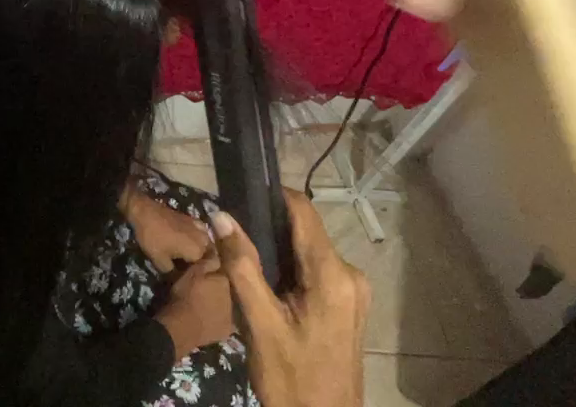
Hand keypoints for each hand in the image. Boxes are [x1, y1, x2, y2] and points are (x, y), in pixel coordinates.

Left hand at [124, 190, 212, 272]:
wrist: (144, 210)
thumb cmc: (153, 237)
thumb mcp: (160, 262)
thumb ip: (174, 275)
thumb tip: (180, 281)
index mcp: (199, 252)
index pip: (206, 271)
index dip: (198, 277)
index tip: (189, 280)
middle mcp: (205, 239)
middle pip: (209, 257)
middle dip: (202, 265)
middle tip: (189, 270)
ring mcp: (200, 227)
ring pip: (207, 245)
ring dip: (202, 252)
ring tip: (190, 259)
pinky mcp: (194, 220)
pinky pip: (202, 234)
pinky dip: (199, 240)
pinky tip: (190, 244)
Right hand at [155, 256, 236, 361]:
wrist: (181, 327)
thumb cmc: (185, 295)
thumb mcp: (192, 272)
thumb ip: (207, 261)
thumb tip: (217, 252)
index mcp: (224, 281)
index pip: (222, 272)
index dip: (212, 273)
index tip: (203, 275)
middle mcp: (232, 297)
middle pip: (225, 289)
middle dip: (217, 288)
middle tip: (203, 290)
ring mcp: (231, 316)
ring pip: (225, 305)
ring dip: (218, 304)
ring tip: (204, 305)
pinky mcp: (227, 331)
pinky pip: (224, 321)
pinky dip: (218, 319)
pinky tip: (208, 319)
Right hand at [211, 193, 368, 406]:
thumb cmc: (291, 379)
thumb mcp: (259, 323)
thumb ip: (241, 264)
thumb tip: (221, 215)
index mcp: (333, 274)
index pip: (302, 210)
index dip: (270, 196)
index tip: (238, 196)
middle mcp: (351, 274)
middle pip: (303, 230)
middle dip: (268, 230)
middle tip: (233, 243)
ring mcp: (354, 291)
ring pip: (307, 251)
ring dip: (277, 252)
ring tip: (246, 268)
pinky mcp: (349, 305)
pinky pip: (315, 270)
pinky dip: (289, 271)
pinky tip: (268, 291)